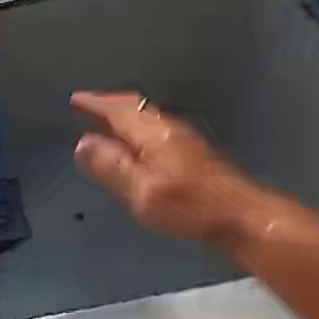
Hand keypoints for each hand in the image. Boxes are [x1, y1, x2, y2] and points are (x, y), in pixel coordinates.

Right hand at [71, 91, 287, 245]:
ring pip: (145, 116)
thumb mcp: (143, 193)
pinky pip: (153, 127)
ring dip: (122, 115)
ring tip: (103, 121)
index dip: (94, 104)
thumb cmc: (192, 208)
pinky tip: (133, 141)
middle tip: (86, 105)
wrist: (243, 218)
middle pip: (133, 107)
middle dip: (107, 104)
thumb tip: (83, 144)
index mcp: (153, 135)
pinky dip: (135, 127)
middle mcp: (168, 129)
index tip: (75, 100)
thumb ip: (111, 167)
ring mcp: (183, 139)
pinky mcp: (191, 152)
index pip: (118, 110)